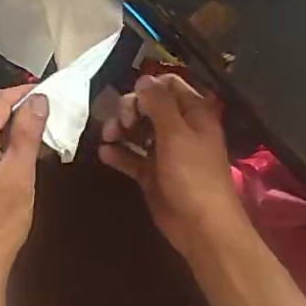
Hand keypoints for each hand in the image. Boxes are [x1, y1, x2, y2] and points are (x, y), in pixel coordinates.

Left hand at [0, 85, 47, 279]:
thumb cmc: (1, 220)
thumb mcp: (19, 173)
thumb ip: (28, 132)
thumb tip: (40, 98)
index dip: (28, 91)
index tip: (58, 90)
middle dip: (26, 108)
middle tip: (60, 109)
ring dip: (22, 126)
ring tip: (53, 127)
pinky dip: (13, 143)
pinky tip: (35, 148)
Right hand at [98, 73, 249, 257]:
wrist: (201, 225)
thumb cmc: (193, 175)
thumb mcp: (176, 133)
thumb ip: (159, 104)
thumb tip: (143, 80)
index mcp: (194, 114)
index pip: (169, 86)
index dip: (148, 88)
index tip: (132, 101)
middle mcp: (180, 129)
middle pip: (149, 107)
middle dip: (129, 110)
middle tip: (120, 123)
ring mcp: (165, 153)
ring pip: (138, 132)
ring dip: (120, 130)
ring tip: (107, 137)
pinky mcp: (151, 175)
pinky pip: (132, 158)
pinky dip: (118, 154)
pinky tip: (104, 153)